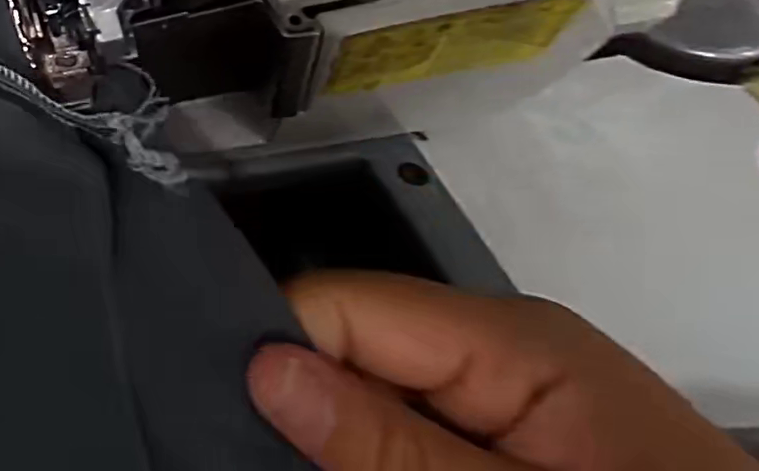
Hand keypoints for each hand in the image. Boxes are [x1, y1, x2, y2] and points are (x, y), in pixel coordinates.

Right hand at [248, 272, 758, 470]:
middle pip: (352, 342)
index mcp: (509, 336)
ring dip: (344, 432)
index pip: (339, 302)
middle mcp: (499, 347)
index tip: (248, 410)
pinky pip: (410, 420)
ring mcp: (507, 393)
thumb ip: (392, 443)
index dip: (284, 349)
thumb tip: (264, 367)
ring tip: (325, 463)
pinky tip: (363, 466)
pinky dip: (379, 450)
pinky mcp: (510, 435)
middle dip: (314, 397)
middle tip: (284, 456)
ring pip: (373, 386)